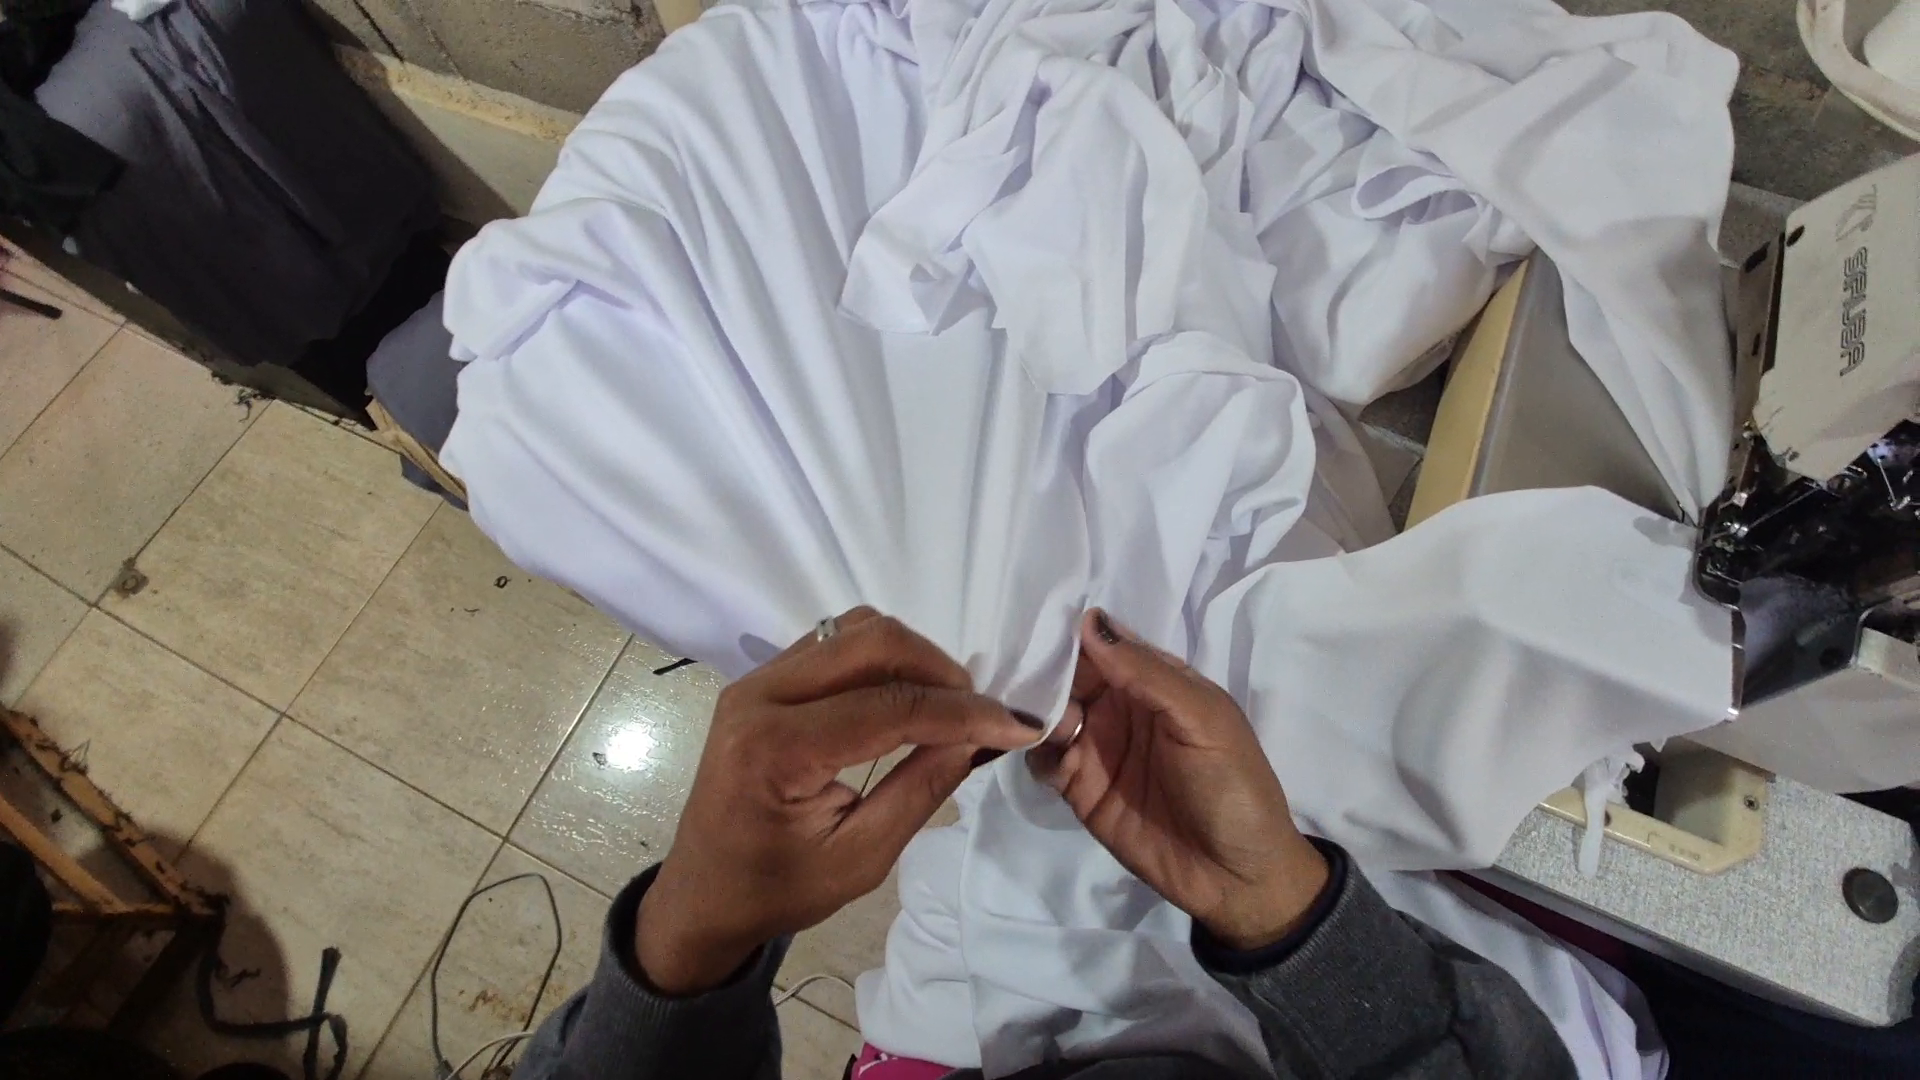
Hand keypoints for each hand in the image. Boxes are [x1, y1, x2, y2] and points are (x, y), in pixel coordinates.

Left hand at [636, 607, 1044, 994]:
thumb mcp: (860, 859)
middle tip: (978, 712)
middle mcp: (761, 694)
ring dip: (914, 657)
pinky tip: (905, 695)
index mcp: (776, 748)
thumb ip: (921, 789)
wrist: (702, 894)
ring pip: (856, 629)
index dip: (963, 713)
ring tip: (945, 704)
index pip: (890, 706)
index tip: (1018, 724)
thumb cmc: (777, 890)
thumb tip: (978, 735)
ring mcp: (759, 678)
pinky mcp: (766, 677)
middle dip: (940, 670)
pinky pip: (837, 641)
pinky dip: (885, 657)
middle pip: (873, 640)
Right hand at [1027, 610, 1328, 950]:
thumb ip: (1144, 672)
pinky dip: (1036, 751)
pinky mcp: (1077, 787)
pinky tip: (1051, 759)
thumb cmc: (1232, 786)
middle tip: (1019, 675)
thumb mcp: (1201, 719)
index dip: (1069, 635)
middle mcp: (1118, 706)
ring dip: (1036, 712)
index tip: (1033, 626)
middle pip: (1066, 676)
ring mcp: (1096, 746)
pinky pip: (1043, 758)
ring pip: (1048, 714)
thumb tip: (1089, 619)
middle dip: (1043, 672)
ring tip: (1042, 723)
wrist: (1237, 879)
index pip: (1101, 644)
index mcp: (1153, 681)